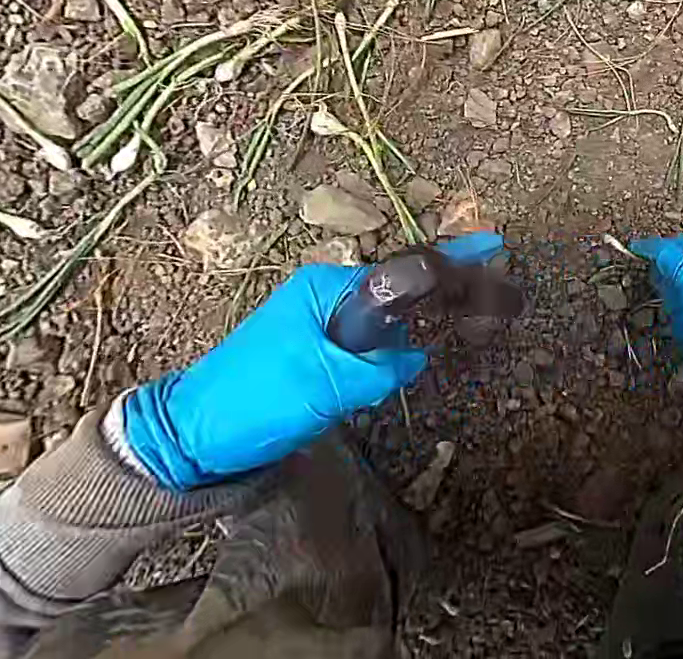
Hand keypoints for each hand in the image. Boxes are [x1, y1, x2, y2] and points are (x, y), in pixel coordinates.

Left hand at [123, 231, 504, 489]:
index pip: (402, 268)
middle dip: (446, 279)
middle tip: (492, 276)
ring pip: (388, 307)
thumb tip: (416, 357)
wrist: (190, 437)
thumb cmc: (256, 400)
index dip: (450, 259)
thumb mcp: (324, 383)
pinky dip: (404, 330)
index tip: (492, 245)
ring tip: (471, 304)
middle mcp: (327, 294)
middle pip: (400, 280)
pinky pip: (373, 330)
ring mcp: (322, 318)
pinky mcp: (319, 345)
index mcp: (326, 288)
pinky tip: (425, 336)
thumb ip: (378, 368)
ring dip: (427, 306)